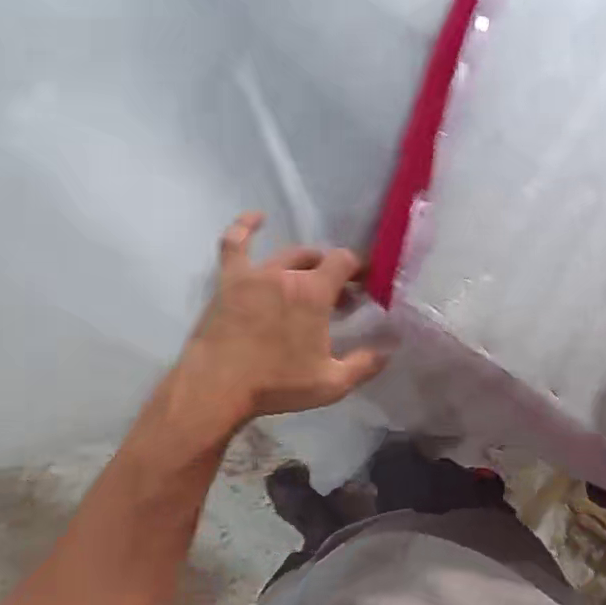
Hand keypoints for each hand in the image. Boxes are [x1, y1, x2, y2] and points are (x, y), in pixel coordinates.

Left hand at [176, 212, 388, 425]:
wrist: (217, 386)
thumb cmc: (277, 384)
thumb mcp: (331, 383)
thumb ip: (364, 365)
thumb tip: (388, 351)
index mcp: (314, 292)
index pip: (344, 261)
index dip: (360, 268)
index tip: (366, 284)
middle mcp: (286, 274)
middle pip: (317, 259)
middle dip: (333, 274)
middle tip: (341, 299)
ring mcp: (254, 274)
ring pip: (286, 255)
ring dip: (304, 263)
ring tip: (311, 280)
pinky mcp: (228, 281)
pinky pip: (235, 244)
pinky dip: (246, 226)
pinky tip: (257, 218)